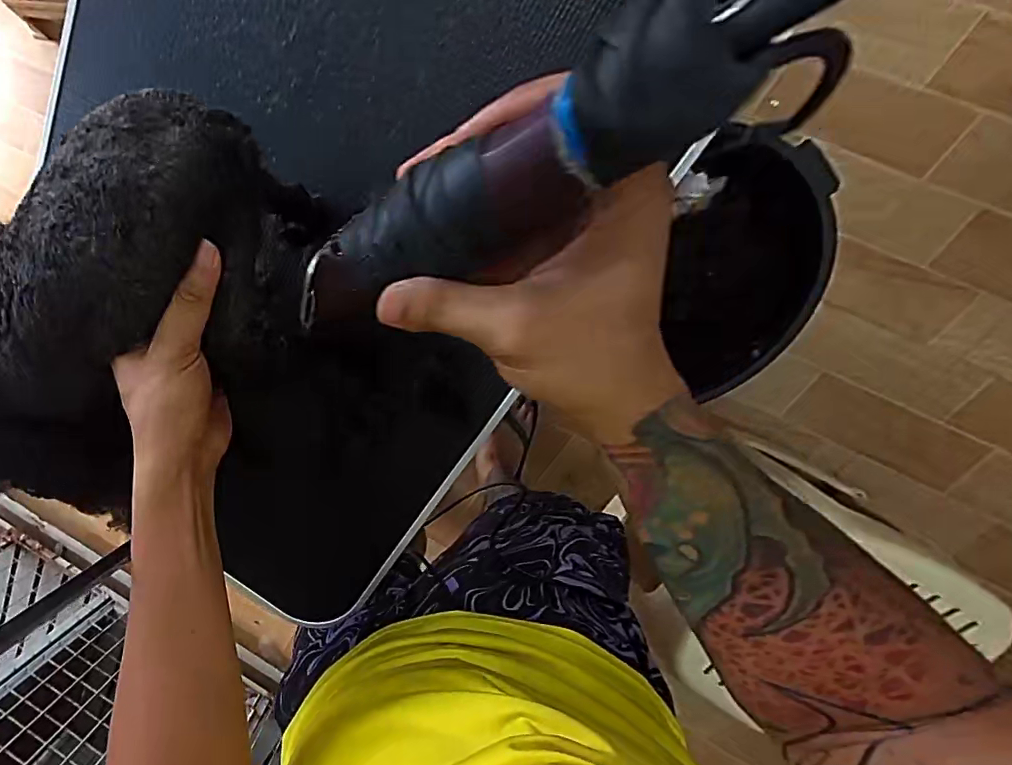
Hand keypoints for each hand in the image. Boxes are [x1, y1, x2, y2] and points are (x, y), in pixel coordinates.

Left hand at [114, 241, 232, 481]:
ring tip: (231, 244)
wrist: (193, 457)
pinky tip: (245, 290)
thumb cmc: (164, 408)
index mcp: (127, 333)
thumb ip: (189, 302)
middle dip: (189, 272)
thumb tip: (208, 250)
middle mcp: (154, 339)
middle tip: (206, 222)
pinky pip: (223, 335)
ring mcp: (185, 353)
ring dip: (215, 294)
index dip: (154, 257)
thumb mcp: (172, 349)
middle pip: (173, 297)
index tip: (169, 217)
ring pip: (201, 315)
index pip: (139, 284)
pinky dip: (233, 319)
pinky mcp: (214, 365)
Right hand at [379, 76, 688, 445]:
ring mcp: (602, 213)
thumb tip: (386, 298)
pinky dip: (497, 211)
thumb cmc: (588, 362)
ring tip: (432, 182)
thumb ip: (447, 306)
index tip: (453, 143)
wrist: (618, 404)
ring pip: (536, 172)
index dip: (503, 118)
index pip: (564, 114)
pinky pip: (534, 206)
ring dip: (486, 178)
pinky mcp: (583, 239)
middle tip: (430, 164)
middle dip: (484, 148)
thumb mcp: (513, 327)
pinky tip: (456, 213)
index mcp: (625, 188)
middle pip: (545, 139)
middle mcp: (620, 187)